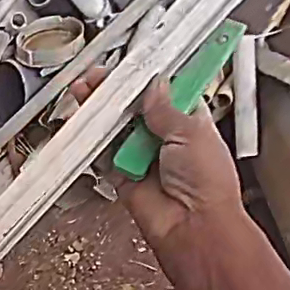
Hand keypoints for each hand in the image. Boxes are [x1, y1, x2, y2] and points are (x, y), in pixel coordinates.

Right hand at [102, 79, 245, 256]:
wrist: (191, 225)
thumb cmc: (207, 182)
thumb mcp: (192, 131)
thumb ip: (166, 107)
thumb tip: (153, 85)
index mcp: (189, 123)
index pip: (165, 92)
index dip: (147, 78)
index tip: (131, 64)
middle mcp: (164, 138)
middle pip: (133, 108)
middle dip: (115, 92)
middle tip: (98, 77)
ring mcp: (140, 155)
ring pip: (114, 127)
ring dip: (99, 111)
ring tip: (85, 91)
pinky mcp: (120, 173)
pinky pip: (101, 153)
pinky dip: (90, 139)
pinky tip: (82, 121)